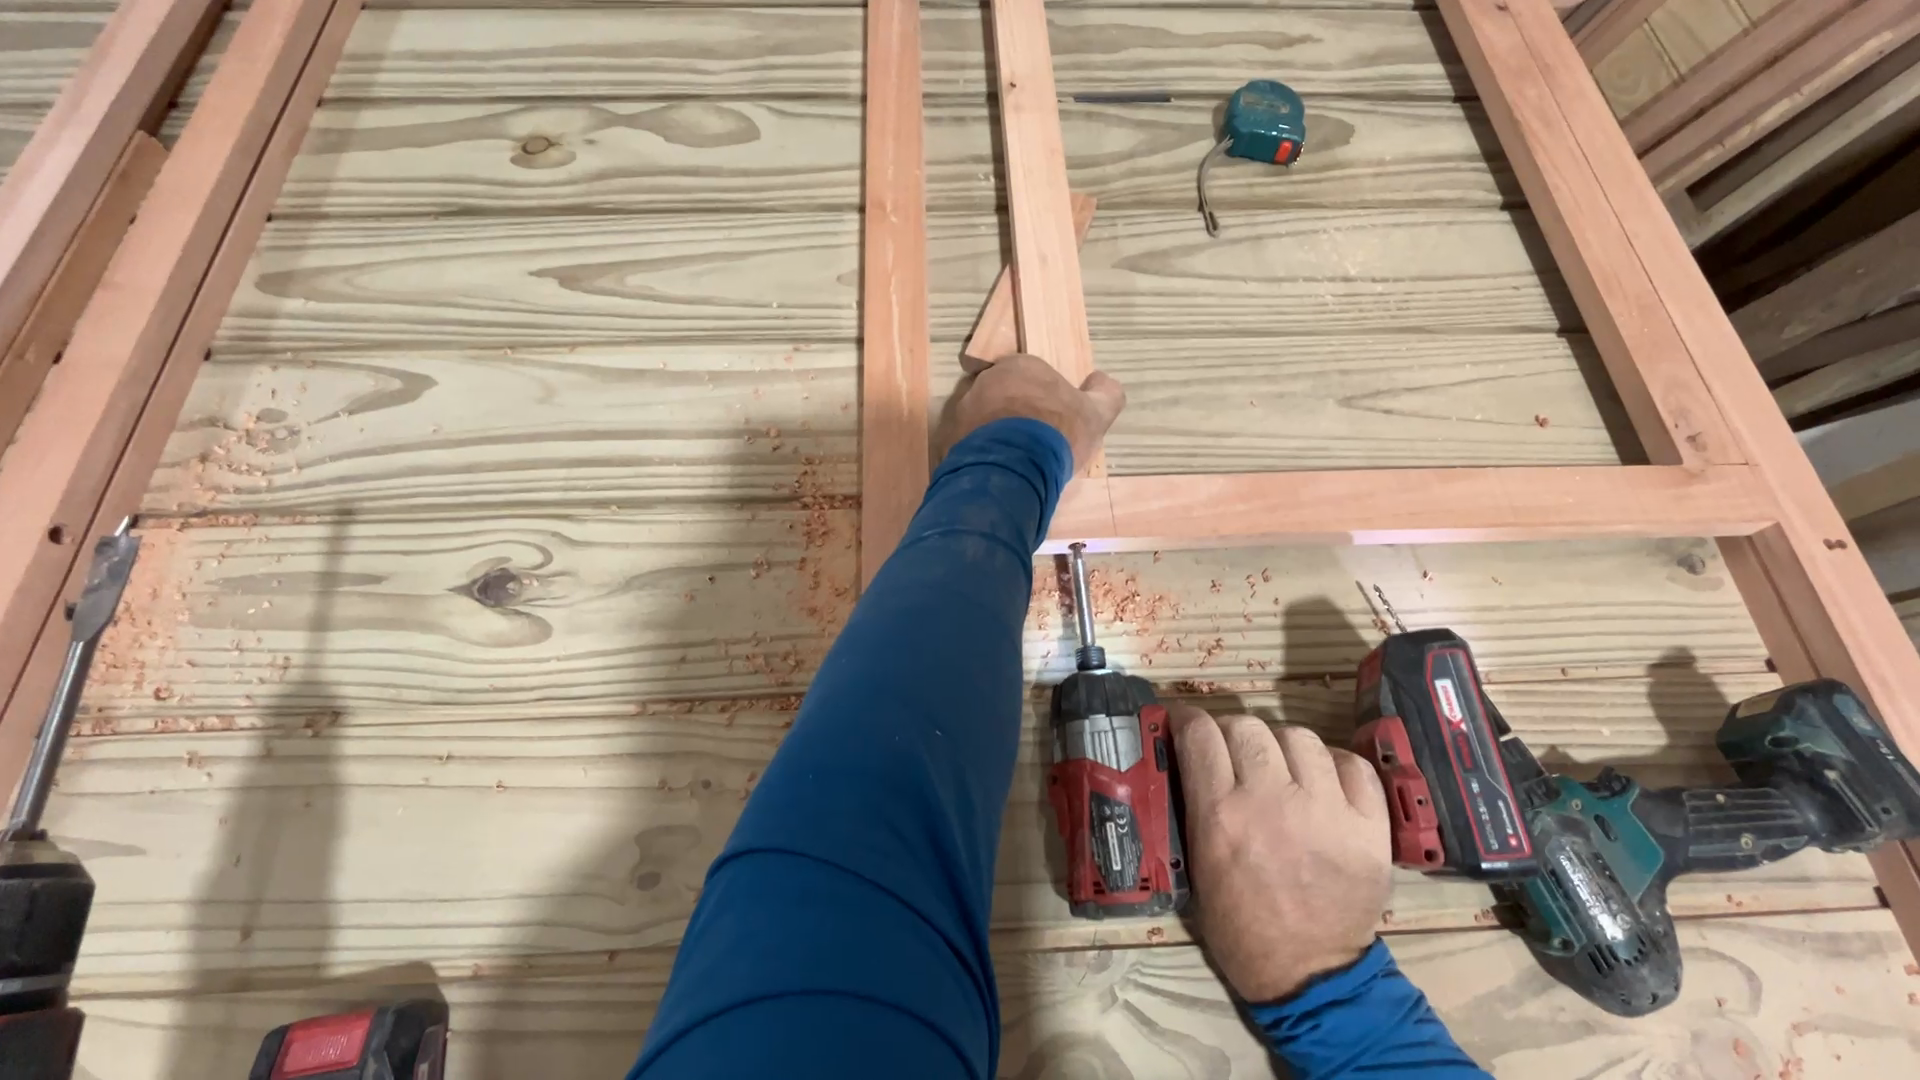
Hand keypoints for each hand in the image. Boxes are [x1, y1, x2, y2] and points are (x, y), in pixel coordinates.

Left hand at [947, 354, 1124, 468]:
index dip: (1038, 397)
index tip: (1047, 419)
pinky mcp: (948, 437)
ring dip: (991, 433)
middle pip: (1000, 394)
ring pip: (979, 417)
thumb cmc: (1058, 433)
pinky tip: (992, 470)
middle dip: (1011, 413)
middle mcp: (986, 380)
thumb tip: (1101, 381)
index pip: (1027, 375)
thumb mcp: (1096, 414)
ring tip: (1009, 459)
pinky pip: (964, 442)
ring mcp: (963, 408)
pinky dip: (975, 453)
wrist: (1014, 469)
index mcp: (1020, 366)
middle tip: (1028, 441)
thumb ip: (1106, 393)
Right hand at [1171, 704, 1391, 1001]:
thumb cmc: (1239, 923)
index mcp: (1220, 816)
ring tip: (1280, 767)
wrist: (1309, 973)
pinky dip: (1333, 764)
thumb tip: (1189, 758)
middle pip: (1248, 726)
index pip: (1200, 734)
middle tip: (1232, 751)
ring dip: (1281, 746)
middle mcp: (1272, 801)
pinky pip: (1352, 764)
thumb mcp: (1196, 864)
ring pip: (1298, 735)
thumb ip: (1195, 805)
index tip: (1186, 724)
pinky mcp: (1369, 826)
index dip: (1188, 720)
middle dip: (1232, 732)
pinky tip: (1322, 782)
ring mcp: (1327, 811)